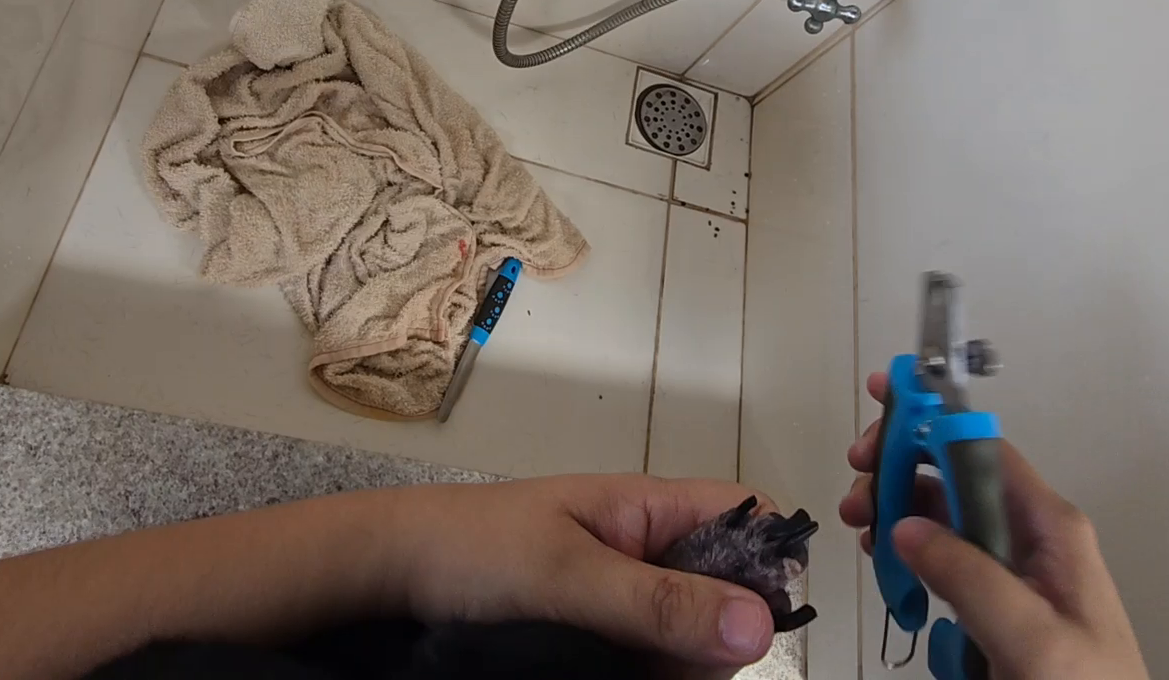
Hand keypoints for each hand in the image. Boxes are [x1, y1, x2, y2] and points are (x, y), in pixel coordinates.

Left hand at [392, 474, 778, 671]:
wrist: (400, 567)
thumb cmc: (485, 550)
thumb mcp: (571, 574)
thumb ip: (659, 601)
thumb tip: (765, 623)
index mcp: (647, 505)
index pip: (741, 512)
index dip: (768, 557)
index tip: (760, 625)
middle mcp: (645, 543)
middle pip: (726, 585)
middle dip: (720, 632)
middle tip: (667, 662)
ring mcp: (622, 587)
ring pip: (691, 628)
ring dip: (681, 663)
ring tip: (625, 667)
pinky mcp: (598, 624)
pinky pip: (652, 652)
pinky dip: (652, 672)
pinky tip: (620, 675)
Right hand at [839, 372, 1148, 679]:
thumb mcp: (1030, 637)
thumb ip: (966, 575)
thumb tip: (902, 525)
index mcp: (1046, 522)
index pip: (978, 442)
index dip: (928, 413)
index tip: (879, 400)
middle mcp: (1024, 528)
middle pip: (946, 468)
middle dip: (895, 467)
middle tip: (856, 491)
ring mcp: (1005, 559)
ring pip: (934, 505)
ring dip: (890, 506)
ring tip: (861, 531)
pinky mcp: (988, 588)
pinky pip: (934, 546)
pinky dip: (901, 543)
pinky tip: (883, 560)